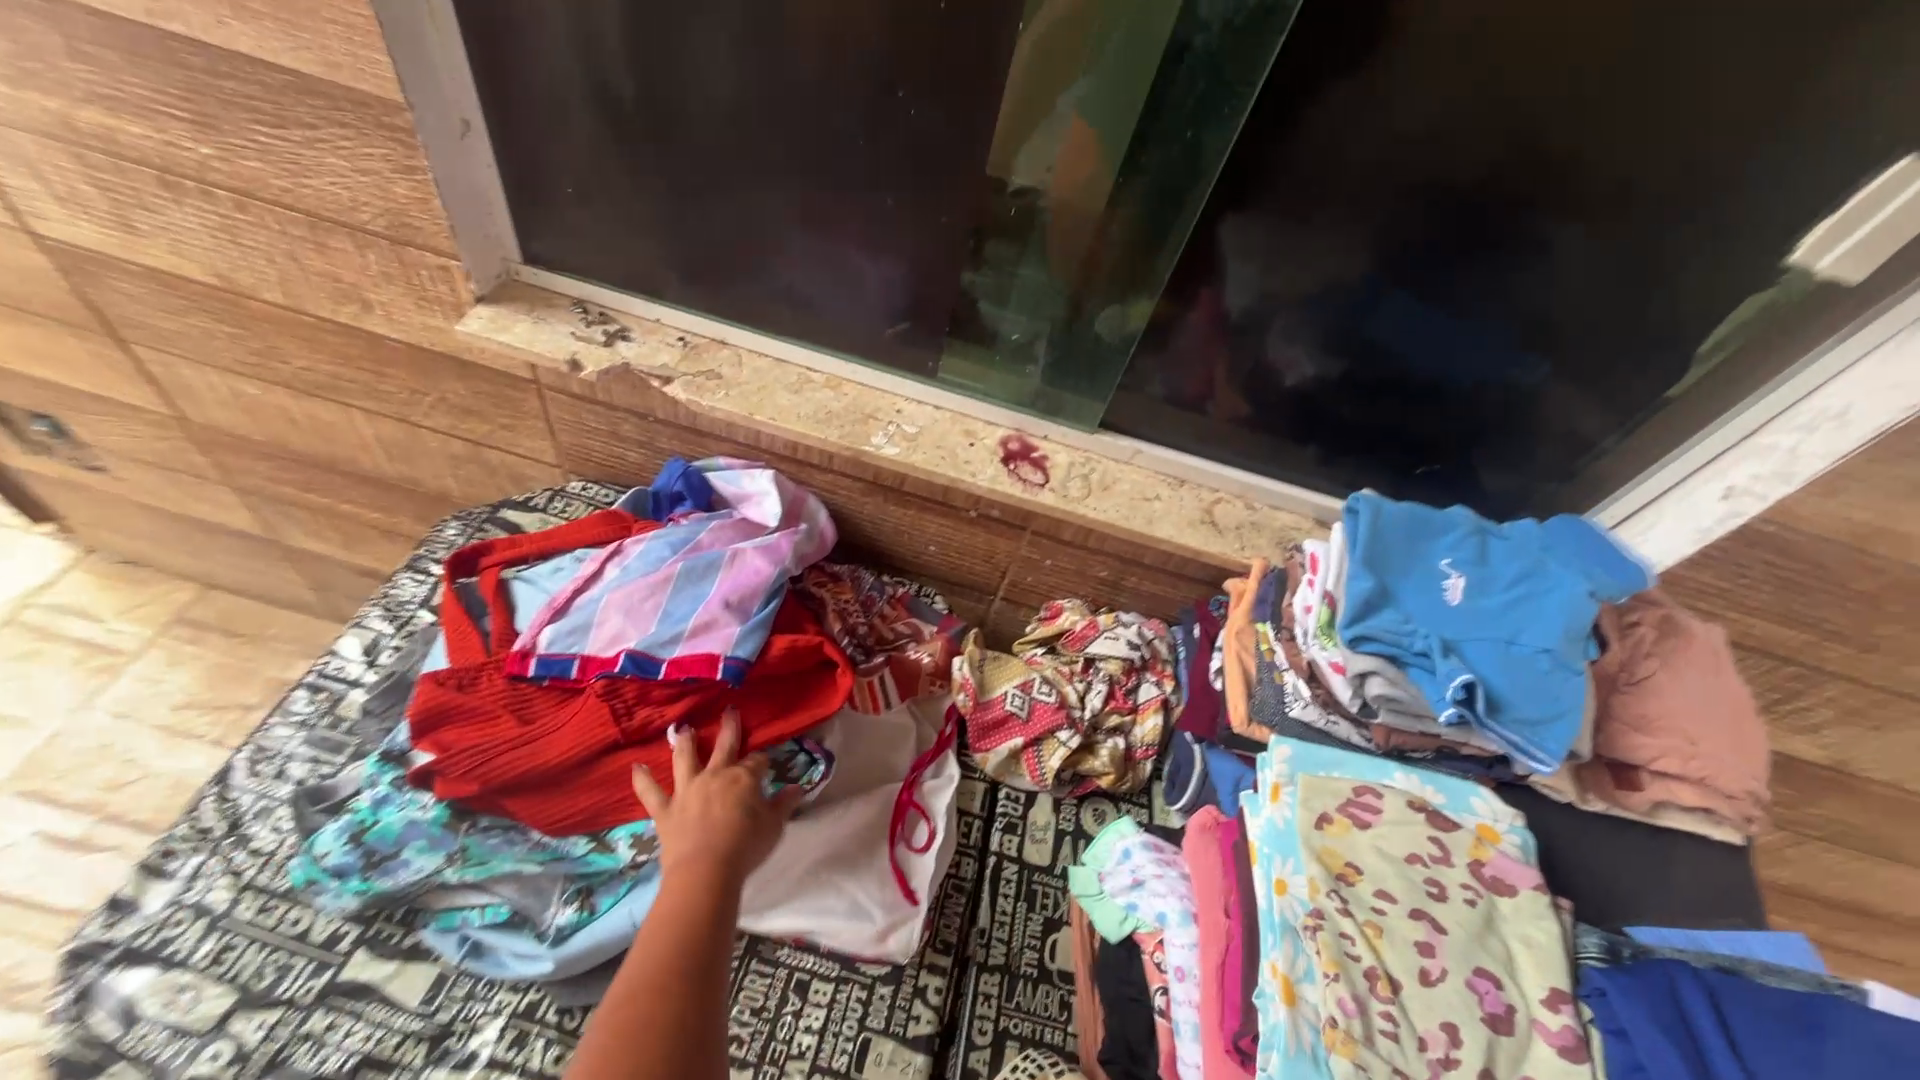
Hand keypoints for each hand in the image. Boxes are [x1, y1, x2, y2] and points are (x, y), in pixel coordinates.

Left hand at [632, 708, 805, 885]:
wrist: (706, 870)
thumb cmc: (746, 846)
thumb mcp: (774, 826)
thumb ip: (784, 804)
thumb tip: (797, 788)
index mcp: (744, 778)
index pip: (757, 762)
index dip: (763, 761)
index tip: (766, 764)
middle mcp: (715, 775)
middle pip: (724, 746)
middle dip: (729, 728)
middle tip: (729, 711)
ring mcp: (687, 790)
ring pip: (685, 759)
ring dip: (685, 743)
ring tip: (684, 730)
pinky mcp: (665, 809)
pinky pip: (650, 792)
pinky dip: (642, 779)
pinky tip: (635, 767)